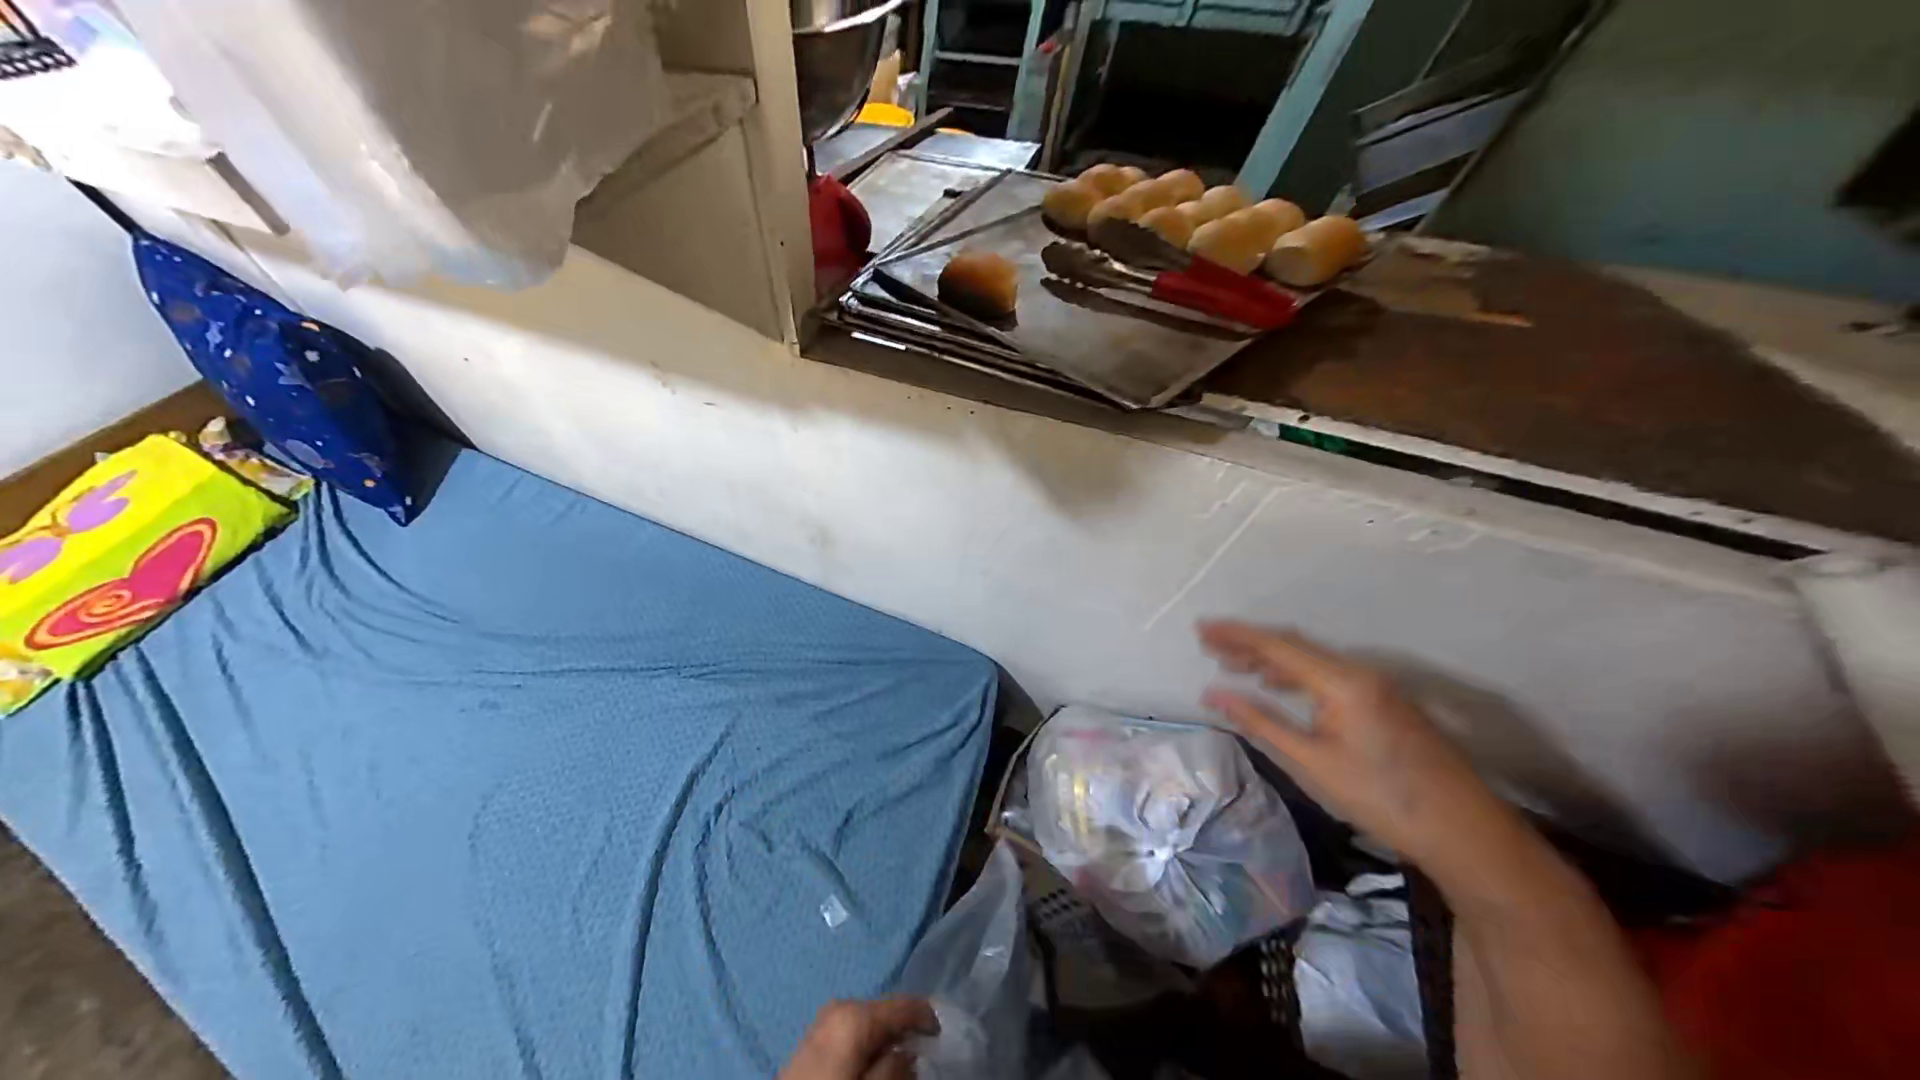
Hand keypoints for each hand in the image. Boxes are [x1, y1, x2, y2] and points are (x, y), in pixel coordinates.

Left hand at [778, 997, 936, 1079]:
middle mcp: (840, 1006)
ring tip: (900, 1059)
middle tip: (923, 1051)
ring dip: (885, 1037)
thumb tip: (908, 1054)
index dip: (928, 1018)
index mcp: (856, 1014)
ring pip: (868, 1021)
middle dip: (905, 1029)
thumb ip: (894, 1071)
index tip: (944, 1036)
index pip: (905, 1004)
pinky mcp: (812, 1037)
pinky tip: (871, 1062)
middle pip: (885, 1010)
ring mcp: (823, 1020)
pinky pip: (850, 1031)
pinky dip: (866, 1042)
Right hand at [1198, 620, 1515, 871]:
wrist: (1462, 830)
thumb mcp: (1310, 761)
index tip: (1201, 629)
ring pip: (1311, 660)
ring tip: (1233, 664)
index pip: (1278, 646)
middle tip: (1208, 645)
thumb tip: (1211, 692)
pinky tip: (1278, 686)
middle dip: (1249, 643)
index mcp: (1341, 681)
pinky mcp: (1383, 701)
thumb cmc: (1380, 797)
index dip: (1236, 635)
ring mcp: (1375, 685)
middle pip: (1294, 646)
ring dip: (1271, 659)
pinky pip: (1328, 674)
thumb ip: (1259, 721)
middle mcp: (1359, 672)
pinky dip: (1295, 674)